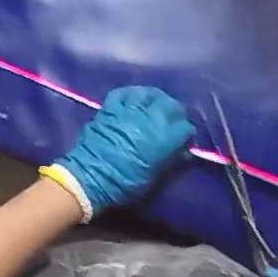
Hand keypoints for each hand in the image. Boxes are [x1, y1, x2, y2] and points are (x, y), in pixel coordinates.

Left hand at [45, 87, 193, 219]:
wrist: (90, 177)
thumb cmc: (126, 183)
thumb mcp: (155, 175)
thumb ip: (170, 159)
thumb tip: (182, 150)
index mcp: (164, 138)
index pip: (185, 127)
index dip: (186, 132)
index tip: (184, 137)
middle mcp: (150, 119)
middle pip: (170, 105)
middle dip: (175, 112)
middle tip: (173, 119)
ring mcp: (129, 110)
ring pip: (148, 94)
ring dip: (155, 99)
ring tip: (155, 105)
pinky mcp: (110, 108)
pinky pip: (123, 93)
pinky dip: (131, 94)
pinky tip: (134, 100)